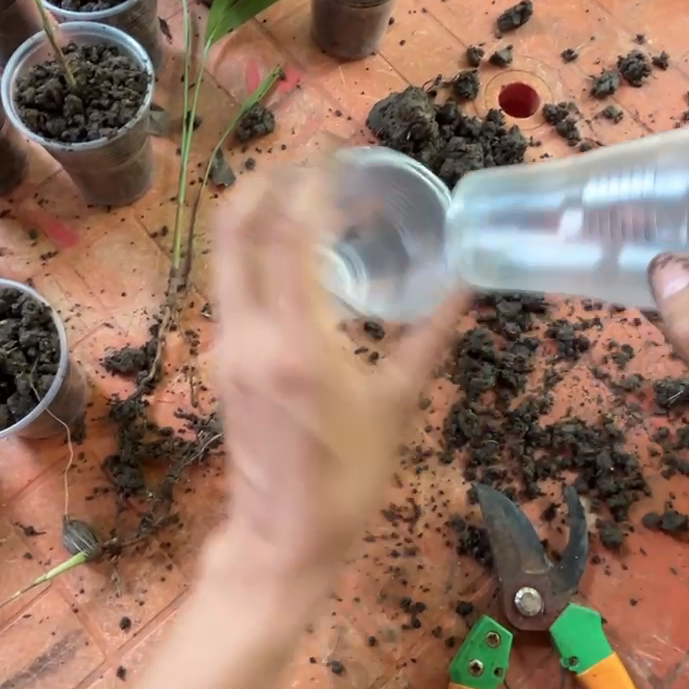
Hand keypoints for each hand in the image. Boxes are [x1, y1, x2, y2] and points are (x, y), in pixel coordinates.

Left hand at [209, 165, 464, 583]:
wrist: (280, 540)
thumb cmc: (348, 480)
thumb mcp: (396, 406)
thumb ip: (429, 337)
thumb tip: (468, 281)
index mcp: (297, 342)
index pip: (292, 235)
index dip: (312, 182)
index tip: (336, 148)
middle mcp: (249, 332)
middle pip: (237, 227)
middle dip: (267, 178)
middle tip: (308, 156)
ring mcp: (225, 343)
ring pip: (225, 252)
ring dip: (256, 209)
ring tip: (301, 188)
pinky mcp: (220, 356)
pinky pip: (229, 281)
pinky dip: (253, 247)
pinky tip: (289, 247)